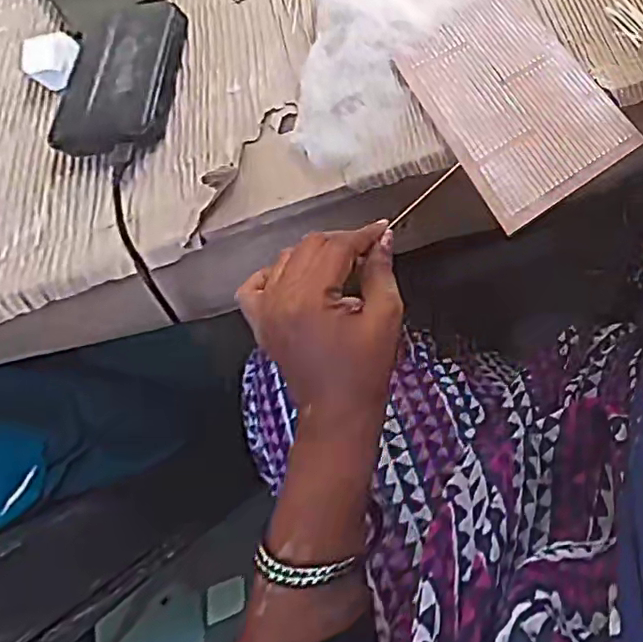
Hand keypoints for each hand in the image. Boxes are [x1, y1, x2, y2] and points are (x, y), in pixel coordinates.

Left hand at [237, 223, 402, 426]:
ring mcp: (265, 311)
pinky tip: (298, 277)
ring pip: (286, 258)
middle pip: (310, 246)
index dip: (363, 234)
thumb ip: (381, 271)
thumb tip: (383, 239)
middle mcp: (280, 299)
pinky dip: (275, 273)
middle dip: (342, 241)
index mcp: (310, 298)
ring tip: (343, 265)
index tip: (383, 229)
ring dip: (315, 253)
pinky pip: (257, 284)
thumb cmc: (366, 369)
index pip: (336, 247)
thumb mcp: (385, 315)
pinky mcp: (260, 323)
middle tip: (369, 249)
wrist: (338, 412)